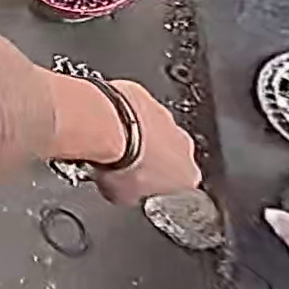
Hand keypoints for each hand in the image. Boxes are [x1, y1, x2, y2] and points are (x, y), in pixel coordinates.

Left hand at [89, 80, 200, 206]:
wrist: (105, 127)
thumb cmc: (119, 162)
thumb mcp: (121, 194)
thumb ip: (128, 194)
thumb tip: (117, 191)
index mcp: (187, 174)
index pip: (176, 183)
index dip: (152, 182)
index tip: (131, 180)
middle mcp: (182, 143)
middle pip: (167, 150)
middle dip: (146, 153)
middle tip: (118, 156)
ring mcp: (163, 114)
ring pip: (151, 124)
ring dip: (133, 129)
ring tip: (105, 136)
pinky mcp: (142, 93)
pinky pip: (131, 102)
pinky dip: (119, 107)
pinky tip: (100, 115)